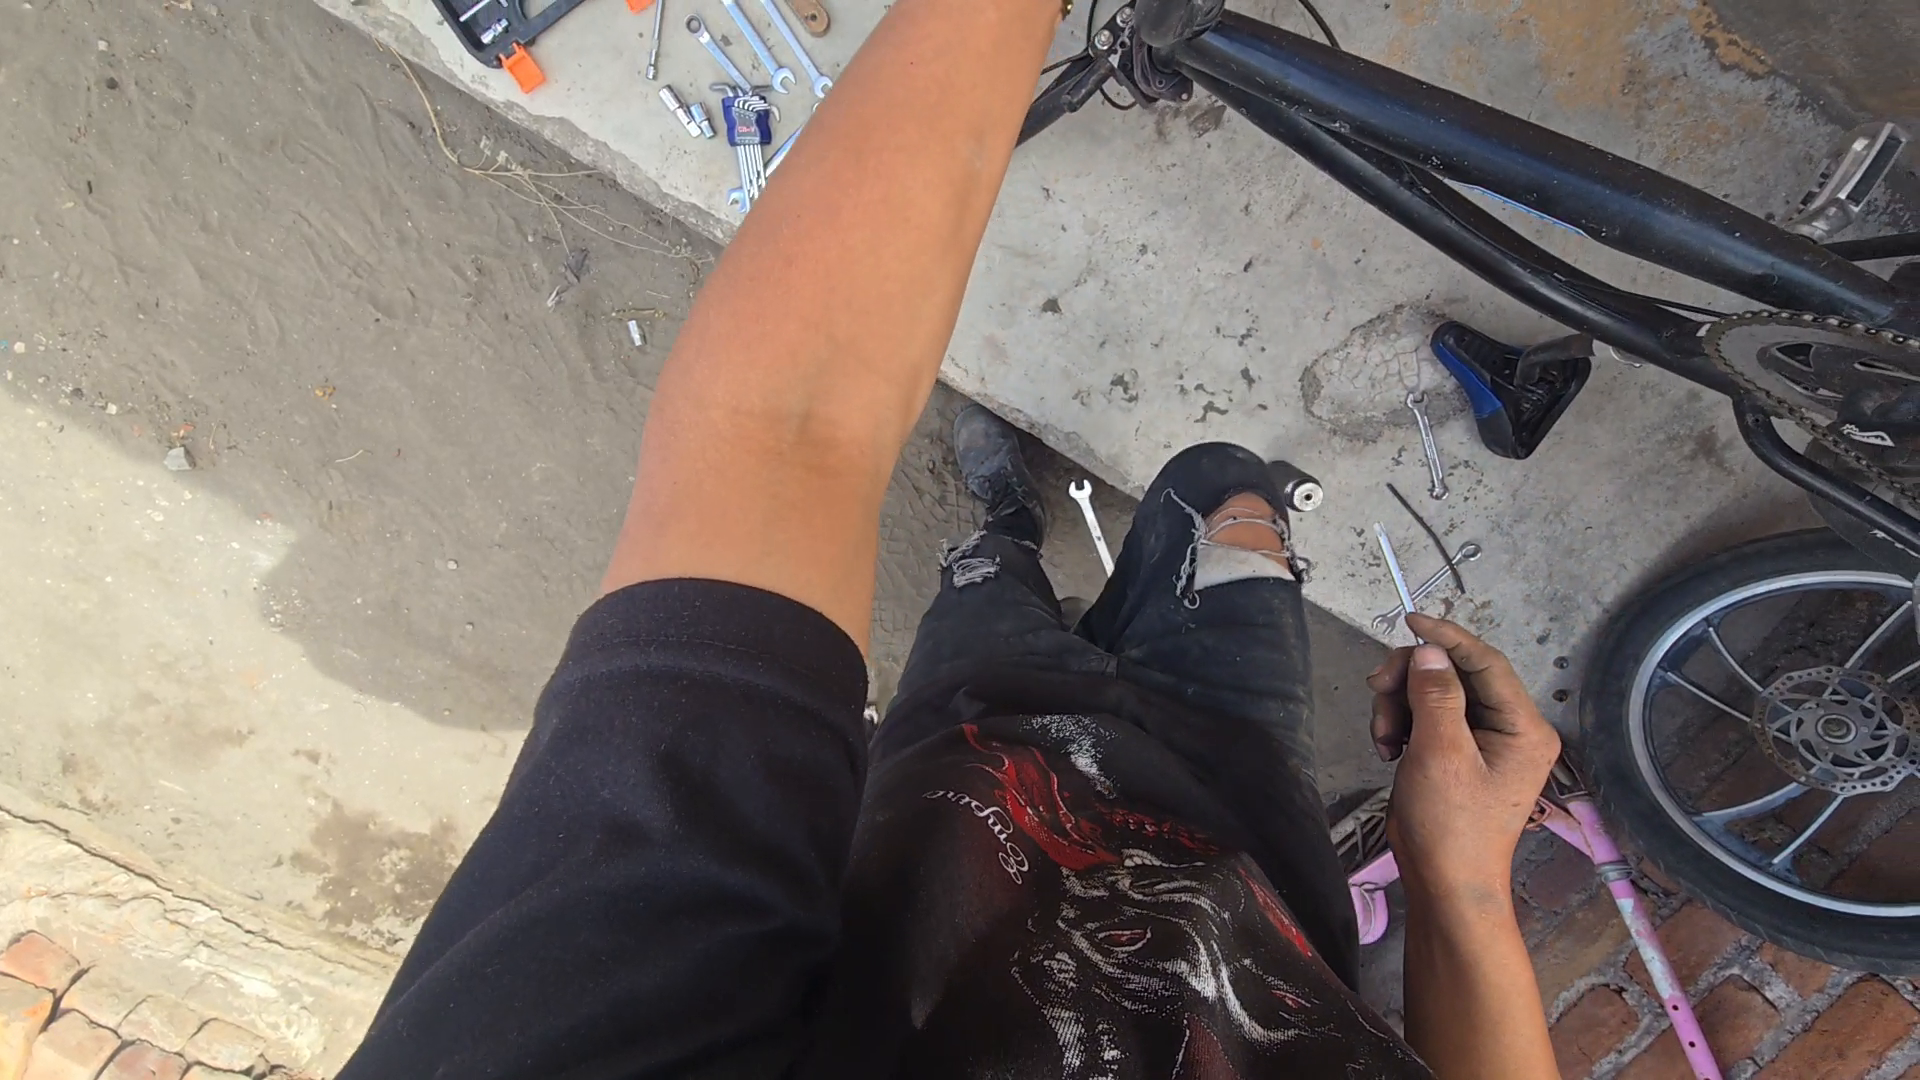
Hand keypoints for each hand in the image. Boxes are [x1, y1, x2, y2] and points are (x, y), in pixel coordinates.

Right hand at [1367, 614, 1560, 903]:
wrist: (1442, 878)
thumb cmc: (1451, 822)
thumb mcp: (1440, 754)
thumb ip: (1436, 697)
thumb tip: (1428, 651)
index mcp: (1521, 727)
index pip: (1486, 663)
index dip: (1447, 637)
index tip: (1409, 620)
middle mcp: (1504, 726)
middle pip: (1450, 673)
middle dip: (1408, 680)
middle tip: (1376, 690)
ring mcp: (1476, 739)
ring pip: (1427, 691)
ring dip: (1396, 706)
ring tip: (1383, 738)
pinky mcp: (1450, 749)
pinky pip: (1419, 714)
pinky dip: (1396, 723)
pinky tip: (1388, 748)